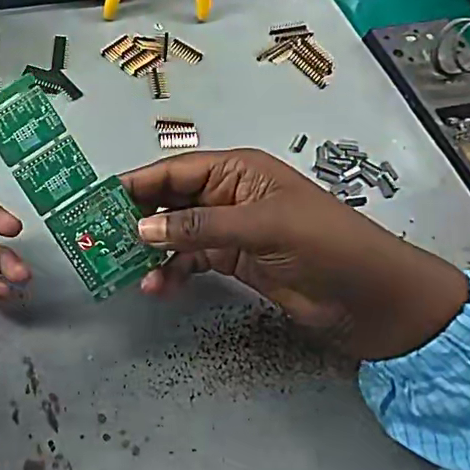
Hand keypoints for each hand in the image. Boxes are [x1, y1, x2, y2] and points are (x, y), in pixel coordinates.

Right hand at [120, 149, 468, 361]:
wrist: (372, 298)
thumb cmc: (325, 245)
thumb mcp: (261, 227)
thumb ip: (199, 226)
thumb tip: (141, 229)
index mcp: (237, 170)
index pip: (175, 171)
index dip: (136, 185)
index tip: (97, 202)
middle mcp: (228, 195)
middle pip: (169, 201)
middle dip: (137, 219)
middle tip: (99, 239)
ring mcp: (230, 230)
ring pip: (176, 234)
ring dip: (151, 250)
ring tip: (121, 269)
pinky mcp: (234, 262)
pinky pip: (191, 261)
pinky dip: (172, 272)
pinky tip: (156, 287)